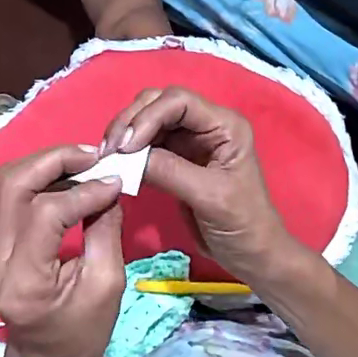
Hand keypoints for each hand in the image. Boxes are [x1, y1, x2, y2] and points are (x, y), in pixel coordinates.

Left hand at [0, 145, 125, 356]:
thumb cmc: (82, 334)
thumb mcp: (108, 285)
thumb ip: (105, 230)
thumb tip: (109, 184)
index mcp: (22, 280)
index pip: (46, 211)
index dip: (83, 190)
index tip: (116, 181)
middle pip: (11, 184)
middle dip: (54, 159)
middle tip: (94, 155)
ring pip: (5, 183)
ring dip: (44, 164)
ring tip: (83, 162)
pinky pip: (8, 196)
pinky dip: (38, 178)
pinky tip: (67, 179)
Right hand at [103, 87, 309, 283]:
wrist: (250, 254)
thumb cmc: (241, 224)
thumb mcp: (209, 196)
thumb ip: (170, 171)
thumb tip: (128, 156)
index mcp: (224, 125)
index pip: (179, 101)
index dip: (148, 117)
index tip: (125, 147)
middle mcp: (206, 125)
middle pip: (159, 104)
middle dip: (131, 122)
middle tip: (108, 151)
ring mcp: (190, 141)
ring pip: (148, 121)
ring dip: (125, 135)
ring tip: (107, 158)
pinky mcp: (176, 159)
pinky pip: (146, 144)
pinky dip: (128, 152)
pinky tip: (115, 166)